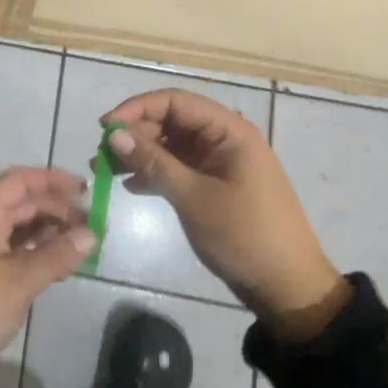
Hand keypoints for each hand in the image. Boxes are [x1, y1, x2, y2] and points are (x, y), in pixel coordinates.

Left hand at [0, 166, 96, 381]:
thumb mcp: (20, 280)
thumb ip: (57, 255)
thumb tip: (91, 234)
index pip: (19, 181)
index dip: (51, 179)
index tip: (84, 188)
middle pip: (22, 202)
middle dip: (56, 207)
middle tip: (92, 222)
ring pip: (20, 225)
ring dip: (50, 228)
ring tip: (83, 240)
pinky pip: (15, 247)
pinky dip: (38, 248)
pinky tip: (61, 259)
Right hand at [102, 89, 348, 341]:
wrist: (287, 287)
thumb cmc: (244, 235)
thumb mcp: (193, 197)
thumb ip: (153, 162)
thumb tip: (113, 133)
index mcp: (229, 131)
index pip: (175, 101)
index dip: (136, 108)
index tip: (104, 127)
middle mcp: (224, 139)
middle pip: (170, 120)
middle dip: (134, 133)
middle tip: (100, 155)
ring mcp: (219, 162)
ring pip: (170, 145)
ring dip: (139, 154)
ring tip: (104, 170)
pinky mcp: (214, 185)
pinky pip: (177, 167)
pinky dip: (153, 172)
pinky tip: (130, 186)